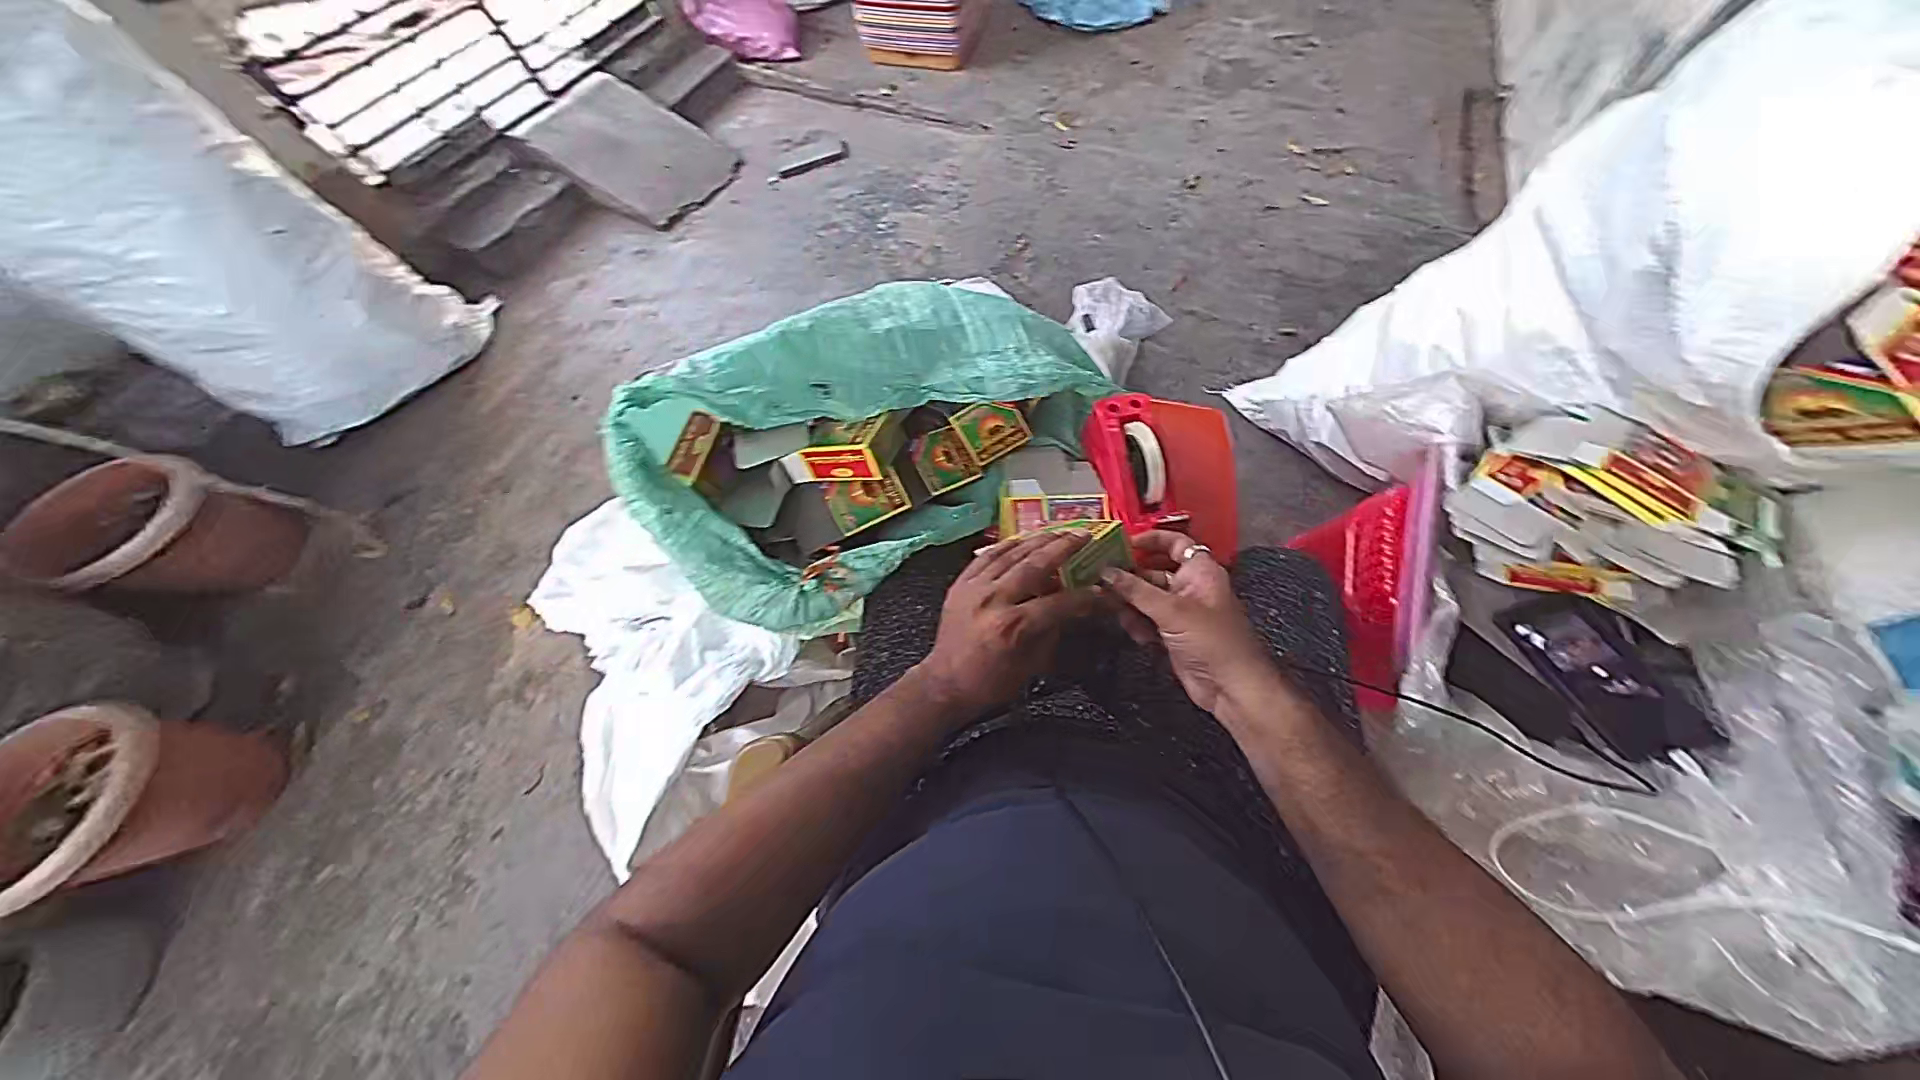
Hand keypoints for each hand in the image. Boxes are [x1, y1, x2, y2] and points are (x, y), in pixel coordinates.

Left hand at [909, 531, 1102, 716]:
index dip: (1085, 597)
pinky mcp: (960, 584)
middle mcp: (993, 600)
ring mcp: (974, 589)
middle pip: (1035, 565)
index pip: (1059, 603)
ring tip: (1059, 531)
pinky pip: (987, 557)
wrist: (946, 684)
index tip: (1102, 591)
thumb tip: (1070, 607)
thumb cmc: (990, 682)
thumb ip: (1051, 631)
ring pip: (1010, 554)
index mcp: (1013, 626)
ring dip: (1038, 539)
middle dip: (1063, 547)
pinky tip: (1023, 539)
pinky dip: (1007, 546)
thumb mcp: (1031, 664)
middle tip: (1084, 535)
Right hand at [1100, 531, 1275, 714]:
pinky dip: (1138, 625)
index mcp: (1200, 571)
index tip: (1123, 543)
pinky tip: (1138, 635)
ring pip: (1145, 598)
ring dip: (1130, 605)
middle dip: (1130, 577)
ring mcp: (1180, 612)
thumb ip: (1136, 590)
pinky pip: (1147, 620)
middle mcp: (1190, 587)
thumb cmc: (1211, 640)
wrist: (1231, 687)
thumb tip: (1105, 571)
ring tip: (1115, 610)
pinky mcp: (1172, 634)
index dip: (1151, 540)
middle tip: (1102, 579)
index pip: (1175, 543)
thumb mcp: (1172, 610)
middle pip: (1153, 572)